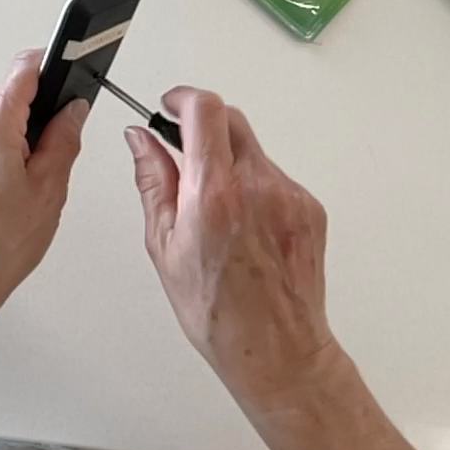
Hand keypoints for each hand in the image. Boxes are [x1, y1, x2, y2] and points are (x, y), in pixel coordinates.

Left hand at [0, 50, 89, 324]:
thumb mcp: (49, 188)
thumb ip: (64, 137)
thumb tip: (74, 109)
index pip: (26, 67)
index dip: (55, 63)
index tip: (73, 65)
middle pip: (15, 89)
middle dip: (42, 110)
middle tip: (57, 147)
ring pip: (2, 109)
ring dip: (23, 128)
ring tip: (31, 174)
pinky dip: (6, 141)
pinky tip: (14, 177)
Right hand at [126, 88, 426, 449]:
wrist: (278, 352)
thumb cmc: (217, 311)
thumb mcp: (163, 243)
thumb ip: (152, 179)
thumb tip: (140, 139)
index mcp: (215, 194)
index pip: (205, 110)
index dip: (183, 97)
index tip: (170, 103)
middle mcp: (257, 187)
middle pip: (230, 118)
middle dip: (202, 124)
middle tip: (185, 149)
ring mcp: (288, 196)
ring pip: (251, 148)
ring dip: (227, 158)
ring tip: (215, 203)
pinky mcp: (309, 208)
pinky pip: (273, 174)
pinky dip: (252, 183)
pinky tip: (242, 221)